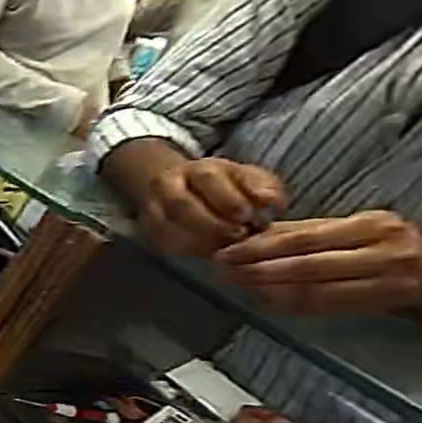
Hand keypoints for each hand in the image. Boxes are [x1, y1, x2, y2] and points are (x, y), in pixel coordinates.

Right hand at [135, 156, 285, 255]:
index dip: (228, 199)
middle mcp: (167, 185)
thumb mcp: (246, 178)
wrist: (181, 188)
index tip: (248, 217)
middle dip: (212, 224)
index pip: (208, 180)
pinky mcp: (148, 228)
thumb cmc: (224, 186)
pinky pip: (164, 242)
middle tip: (237, 236)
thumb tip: (273, 202)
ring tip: (227, 249)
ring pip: (168, 226)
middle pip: (181, 204)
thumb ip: (263, 187)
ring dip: (199, 241)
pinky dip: (188, 251)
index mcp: (196, 169)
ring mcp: (153, 207)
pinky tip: (209, 253)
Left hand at [214, 210, 421, 314]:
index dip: (258, 247)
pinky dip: (289, 304)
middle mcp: (386, 251)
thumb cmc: (385, 245)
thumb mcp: (351, 228)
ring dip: (267, 290)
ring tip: (237, 285)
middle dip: (257, 269)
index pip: (302, 238)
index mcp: (372, 224)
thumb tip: (245, 235)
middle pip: (307, 264)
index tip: (225, 252)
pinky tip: (263, 300)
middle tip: (223, 270)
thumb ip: (301, 231)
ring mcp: (390, 280)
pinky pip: (325, 306)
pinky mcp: (385, 304)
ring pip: (314, 289)